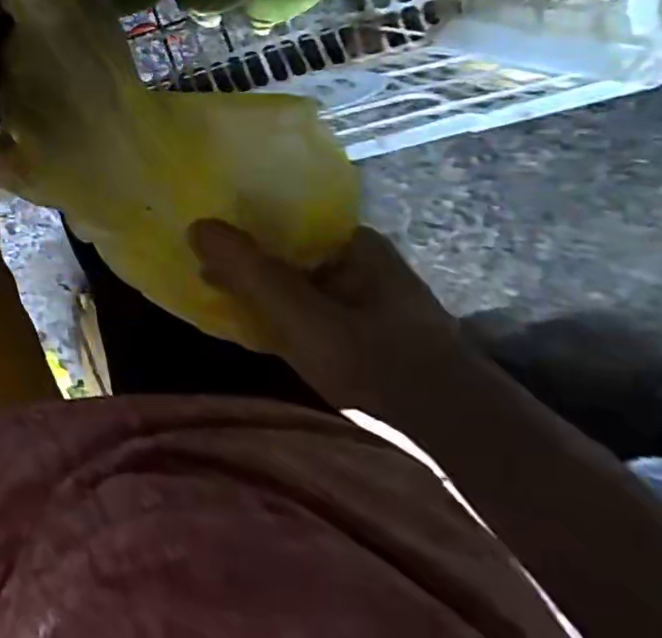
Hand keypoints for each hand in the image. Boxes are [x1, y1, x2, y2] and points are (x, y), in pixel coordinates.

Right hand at [188, 221, 472, 417]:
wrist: (465, 446)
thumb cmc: (382, 369)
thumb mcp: (304, 320)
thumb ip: (250, 274)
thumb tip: (196, 224)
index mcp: (355, 244)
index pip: (285, 216)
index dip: (240, 222)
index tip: (202, 234)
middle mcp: (360, 264)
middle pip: (286, 249)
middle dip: (245, 258)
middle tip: (199, 268)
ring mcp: (363, 301)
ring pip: (294, 283)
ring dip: (257, 289)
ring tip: (216, 296)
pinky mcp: (363, 337)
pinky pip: (305, 312)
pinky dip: (276, 315)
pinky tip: (252, 327)